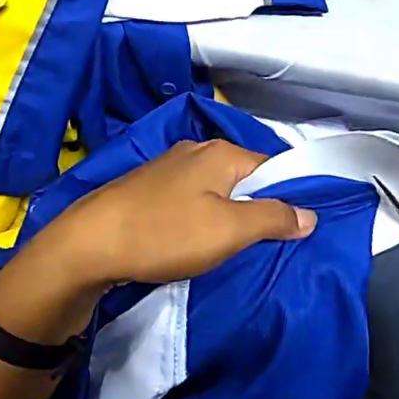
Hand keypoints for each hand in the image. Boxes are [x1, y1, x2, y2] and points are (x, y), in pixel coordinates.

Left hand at [0, 141, 315, 342]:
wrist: (89, 243)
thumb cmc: (165, 233)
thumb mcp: (228, 230)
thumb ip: (272, 218)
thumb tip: (309, 213)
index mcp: (220, 152)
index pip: (272, 167)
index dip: (288, 196)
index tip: (294, 230)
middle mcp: (195, 150)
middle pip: (243, 177)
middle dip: (255, 208)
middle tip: (259, 246)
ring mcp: (168, 166)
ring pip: (215, 189)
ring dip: (226, 216)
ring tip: (225, 248)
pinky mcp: (148, 186)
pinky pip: (190, 198)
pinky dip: (199, 217)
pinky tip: (191, 241)